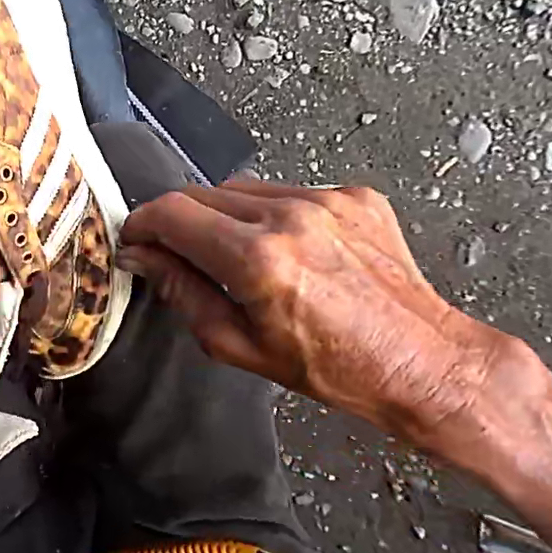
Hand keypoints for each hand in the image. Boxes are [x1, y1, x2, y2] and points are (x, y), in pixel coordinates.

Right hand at [118, 178, 546, 452]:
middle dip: (174, 220)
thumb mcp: (233, 343)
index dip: (141, 223)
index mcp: (257, 259)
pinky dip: (263, 214)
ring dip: (217, 215)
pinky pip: (283, 192)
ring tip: (227, 254)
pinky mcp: (353, 195)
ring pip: (238, 187)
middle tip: (169, 250)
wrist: (417, 358)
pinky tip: (276, 248)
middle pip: (200, 193)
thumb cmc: (327, 365)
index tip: (134, 238)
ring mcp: (326, 200)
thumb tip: (142, 258)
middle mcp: (290, 217)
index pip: (172, 213)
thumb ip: (181, 290)